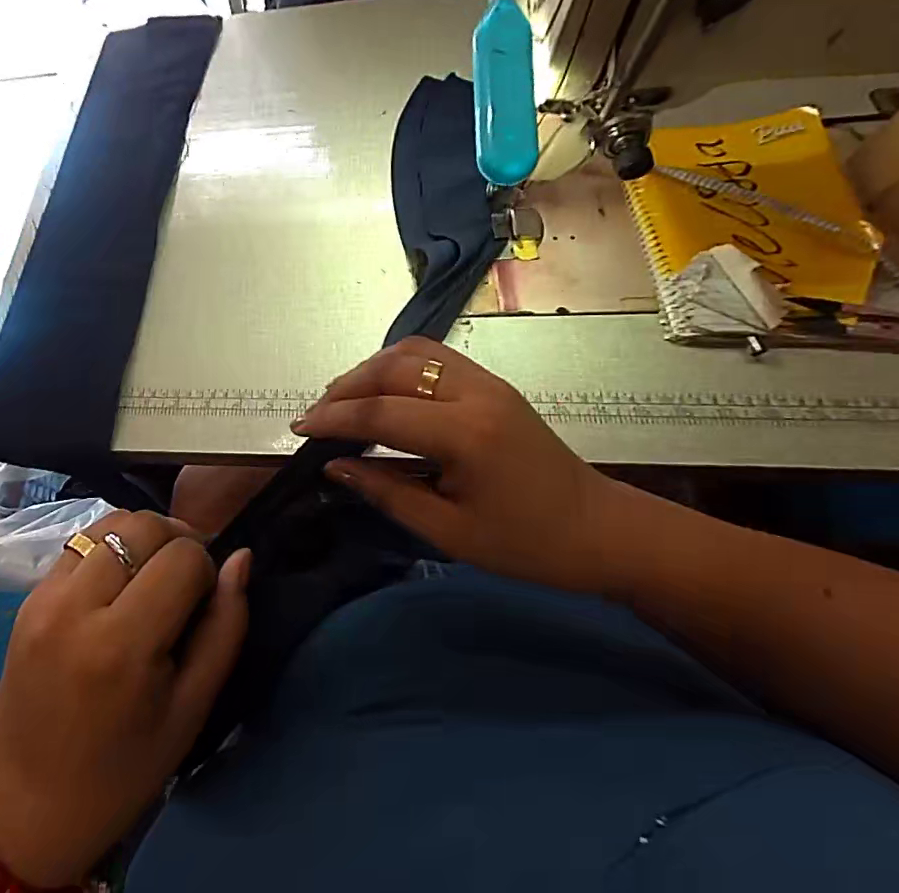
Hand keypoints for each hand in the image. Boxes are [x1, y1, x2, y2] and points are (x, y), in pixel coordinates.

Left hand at [0, 512, 249, 886]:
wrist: (28, 807)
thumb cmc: (125, 768)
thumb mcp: (193, 706)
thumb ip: (226, 625)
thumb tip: (241, 558)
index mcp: (121, 645)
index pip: (184, 558)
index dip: (207, 572)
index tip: (204, 605)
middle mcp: (75, 608)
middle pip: (145, 526)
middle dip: (179, 542)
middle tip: (187, 581)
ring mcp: (42, 599)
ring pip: (111, 523)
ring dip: (144, 538)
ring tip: (154, 576)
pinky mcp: (26, 599)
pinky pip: (81, 543)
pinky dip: (112, 548)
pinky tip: (120, 585)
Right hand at [291, 337, 624, 593]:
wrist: (598, 529)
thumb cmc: (527, 545)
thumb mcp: (449, 532)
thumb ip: (387, 492)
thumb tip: (336, 466)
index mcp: (467, 434)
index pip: (382, 412)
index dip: (334, 419)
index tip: (300, 429)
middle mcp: (476, 392)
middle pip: (394, 369)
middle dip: (346, 388)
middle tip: (316, 417)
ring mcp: (488, 382)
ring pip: (414, 352)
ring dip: (371, 370)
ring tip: (343, 401)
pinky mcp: (493, 385)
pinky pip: (435, 359)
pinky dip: (399, 368)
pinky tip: (383, 393)